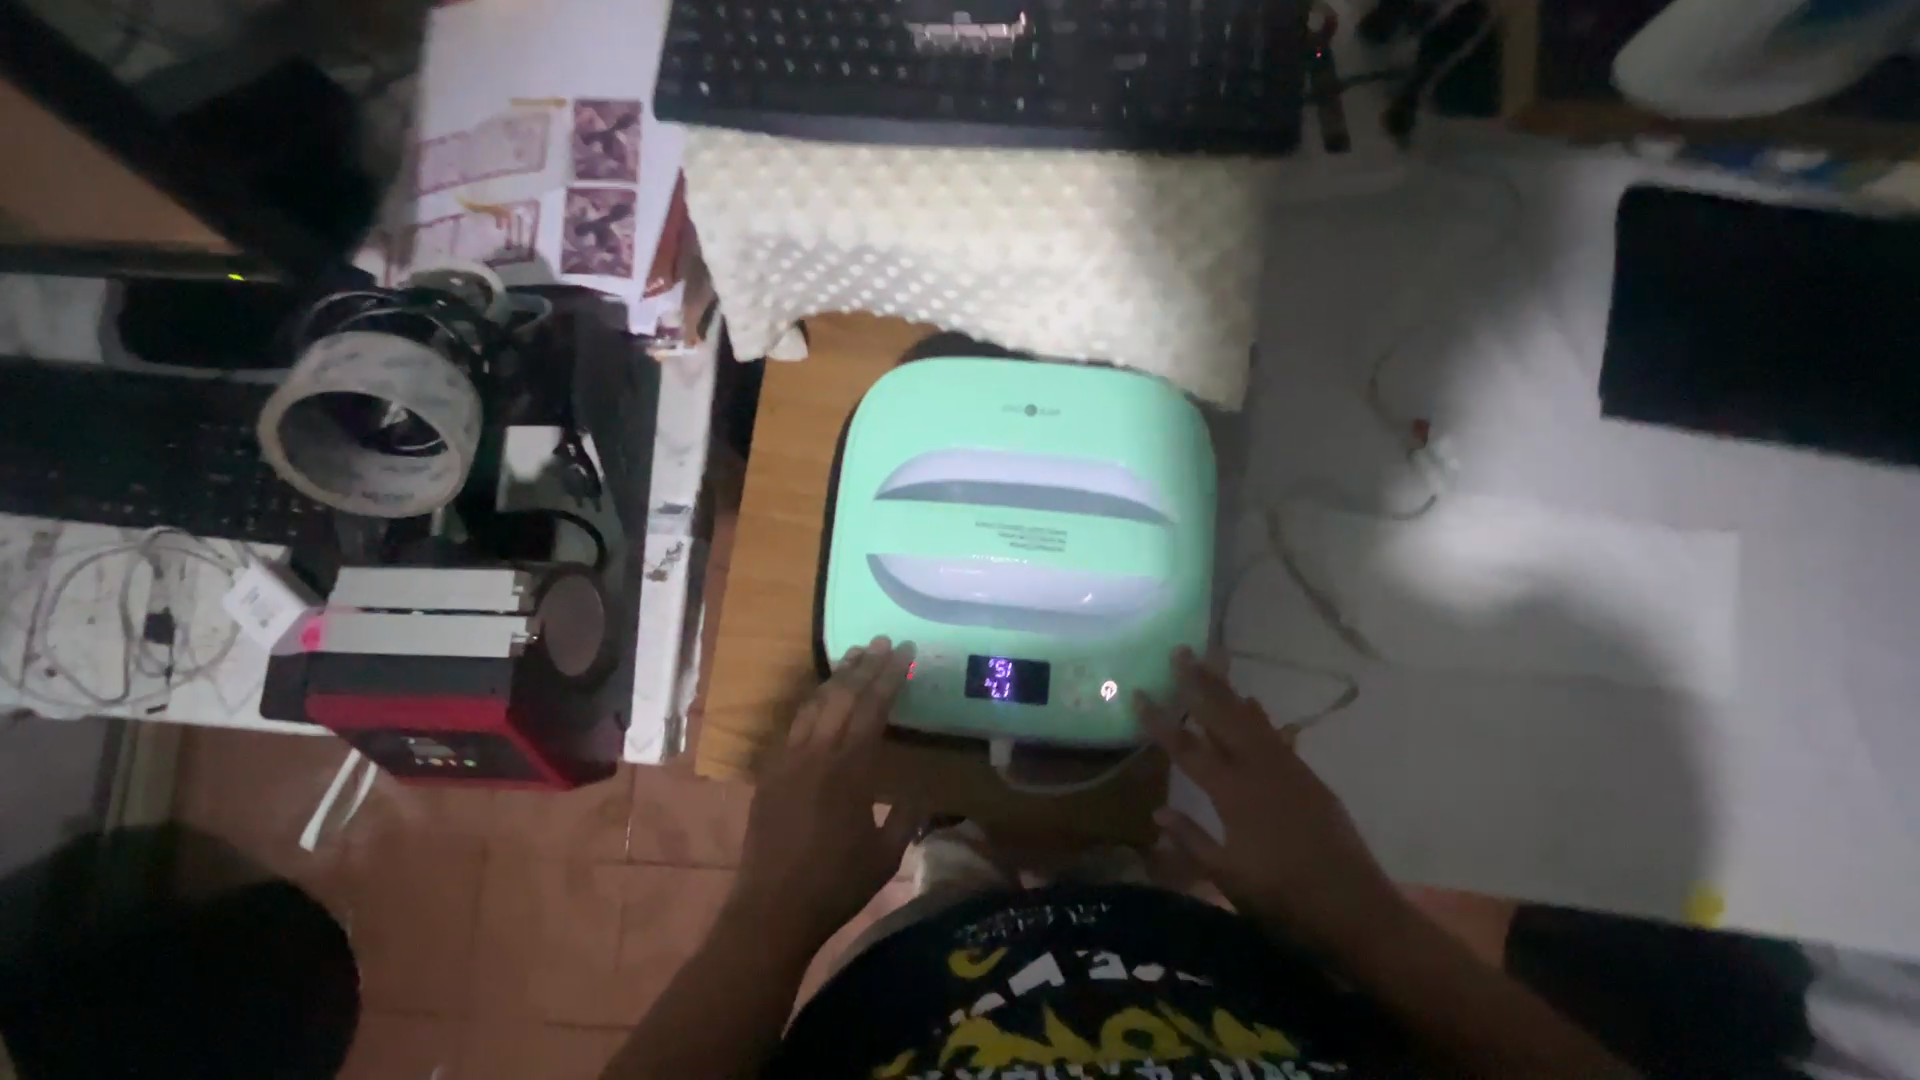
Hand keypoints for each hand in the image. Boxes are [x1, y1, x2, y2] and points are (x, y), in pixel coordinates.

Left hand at [731, 636, 922, 945]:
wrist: (772, 908)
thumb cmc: (836, 884)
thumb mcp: (887, 854)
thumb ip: (907, 817)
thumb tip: (923, 793)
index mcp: (849, 768)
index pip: (872, 707)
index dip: (890, 676)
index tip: (904, 651)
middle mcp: (816, 753)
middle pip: (841, 695)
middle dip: (864, 665)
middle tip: (881, 642)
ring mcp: (787, 760)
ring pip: (814, 704)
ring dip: (836, 678)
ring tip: (854, 657)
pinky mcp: (770, 773)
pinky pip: (794, 725)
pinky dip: (812, 704)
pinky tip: (820, 700)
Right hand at [1138, 649, 1411, 954]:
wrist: (1356, 909)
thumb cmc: (1284, 898)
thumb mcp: (1227, 877)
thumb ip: (1191, 840)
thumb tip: (1158, 812)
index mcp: (1232, 793)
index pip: (1187, 748)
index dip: (1160, 721)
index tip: (1139, 693)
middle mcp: (1259, 770)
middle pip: (1223, 716)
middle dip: (1199, 683)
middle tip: (1181, 650)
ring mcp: (1287, 770)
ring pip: (1250, 718)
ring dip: (1228, 689)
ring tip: (1212, 660)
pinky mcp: (1308, 777)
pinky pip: (1274, 734)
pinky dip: (1257, 714)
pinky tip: (1251, 703)